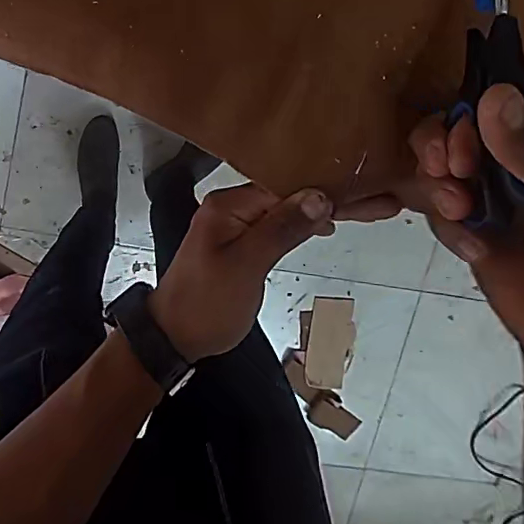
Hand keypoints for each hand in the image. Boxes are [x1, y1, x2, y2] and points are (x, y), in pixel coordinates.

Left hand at [149, 183, 334, 359]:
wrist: (175, 338)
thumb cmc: (205, 304)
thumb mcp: (248, 265)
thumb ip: (282, 229)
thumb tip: (317, 198)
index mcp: (226, 204)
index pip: (279, 185)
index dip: (312, 193)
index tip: (342, 202)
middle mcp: (228, 208)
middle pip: (279, 195)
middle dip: (312, 202)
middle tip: (348, 210)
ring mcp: (232, 225)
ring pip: (278, 211)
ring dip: (304, 216)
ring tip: (336, 220)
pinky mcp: (238, 243)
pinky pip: (271, 227)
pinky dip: (292, 229)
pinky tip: (313, 231)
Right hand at [403, 84, 523, 366]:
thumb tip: (495, 94)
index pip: (506, 105)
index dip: (474, 115)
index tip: (463, 147)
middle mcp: (522, 162)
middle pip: (463, 129)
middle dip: (445, 147)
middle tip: (447, 173)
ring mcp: (495, 195)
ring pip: (443, 166)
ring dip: (439, 185)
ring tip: (459, 213)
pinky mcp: (473, 227)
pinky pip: (440, 208)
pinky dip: (446, 224)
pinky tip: (473, 249)